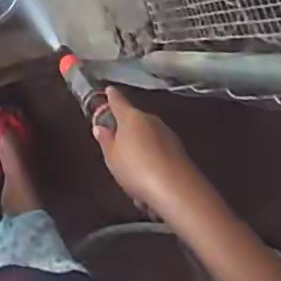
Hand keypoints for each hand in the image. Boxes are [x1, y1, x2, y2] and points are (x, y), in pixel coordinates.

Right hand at [92, 87, 204, 214]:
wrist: (177, 191)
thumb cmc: (137, 169)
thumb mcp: (112, 157)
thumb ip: (105, 140)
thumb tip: (101, 128)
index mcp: (131, 117)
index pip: (118, 101)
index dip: (112, 96)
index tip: (109, 89)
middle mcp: (151, 121)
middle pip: (135, 121)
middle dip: (127, 132)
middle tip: (117, 149)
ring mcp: (167, 135)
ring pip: (148, 139)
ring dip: (141, 151)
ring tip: (133, 174)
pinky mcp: (180, 152)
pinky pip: (159, 153)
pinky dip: (153, 163)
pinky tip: (148, 182)